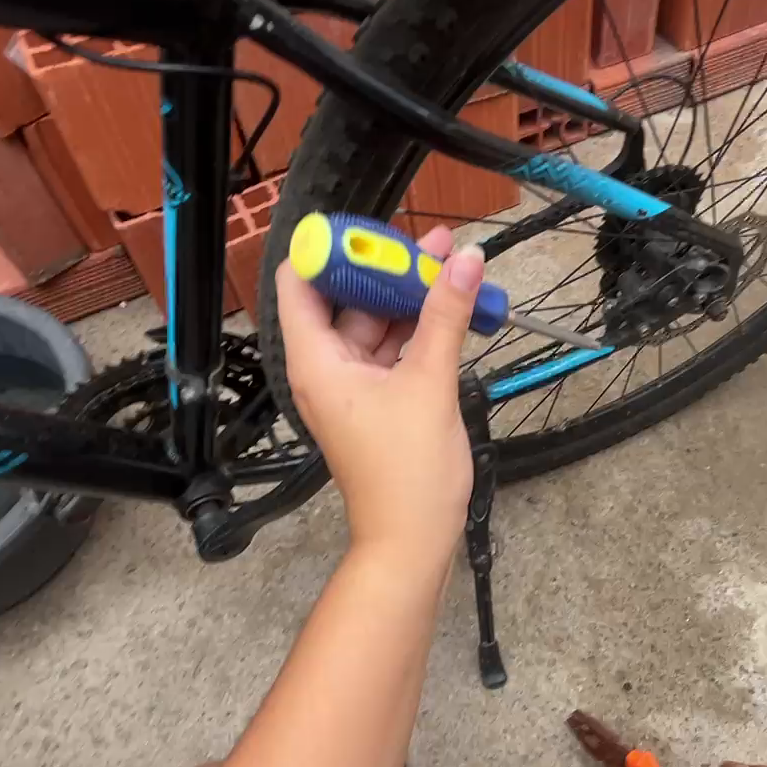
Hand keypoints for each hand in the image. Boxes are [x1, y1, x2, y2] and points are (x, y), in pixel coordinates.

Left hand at [274, 225, 477, 562]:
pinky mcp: (378, 401)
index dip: (328, 250)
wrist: (413, 537)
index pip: (299, 283)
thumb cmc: (407, 473)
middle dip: (386, 270)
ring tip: (454, 268)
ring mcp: (352, 386)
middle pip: (345, 299)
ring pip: (375, 325)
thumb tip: (467, 260)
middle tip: (432, 246)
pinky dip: (418, 332)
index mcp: (316, 362)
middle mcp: (326, 369)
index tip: (370, 229)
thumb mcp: (429, 384)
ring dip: (410, 299)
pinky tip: (451, 311)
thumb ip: (446, 316)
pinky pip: (392, 351)